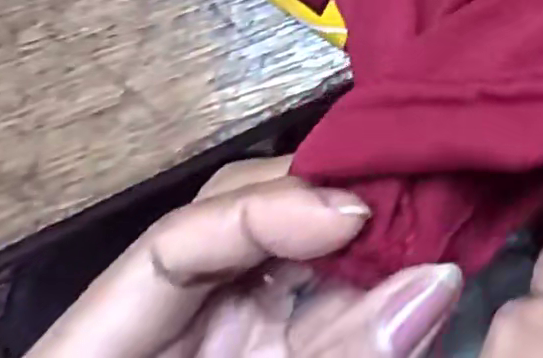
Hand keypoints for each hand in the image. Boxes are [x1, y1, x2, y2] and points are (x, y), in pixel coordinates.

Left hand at [29, 156, 462, 357]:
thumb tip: (440, 281)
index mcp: (102, 357)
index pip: (176, 245)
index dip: (267, 211)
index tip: (355, 218)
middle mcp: (177, 328)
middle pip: (250, 225)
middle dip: (336, 206)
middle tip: (415, 200)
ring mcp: (235, 338)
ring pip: (306, 252)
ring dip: (374, 239)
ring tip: (438, 225)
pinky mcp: (285, 349)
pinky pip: (338, 297)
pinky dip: (387, 286)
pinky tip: (431, 278)